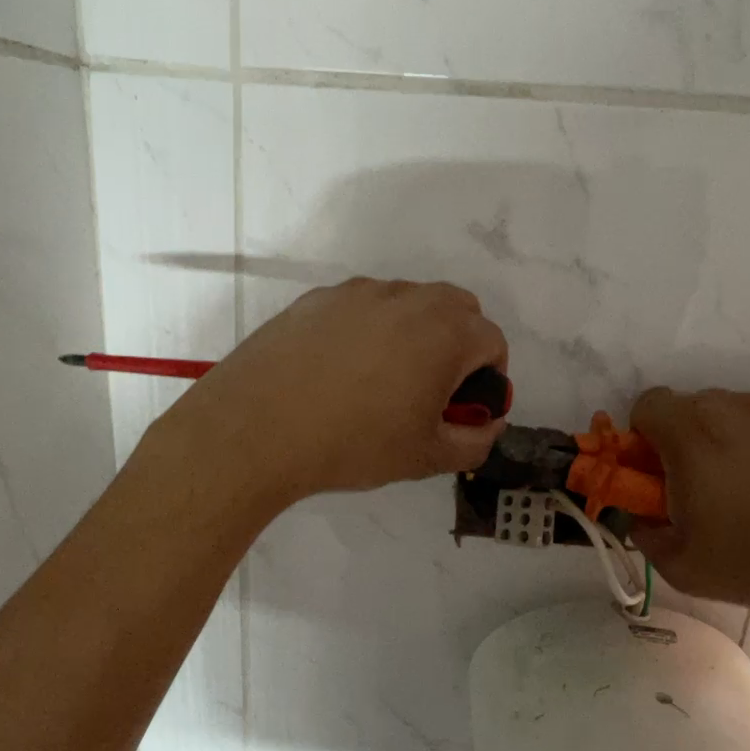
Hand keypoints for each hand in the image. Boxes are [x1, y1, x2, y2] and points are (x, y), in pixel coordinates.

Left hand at [157, 277, 507, 503]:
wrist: (257, 429)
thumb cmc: (354, 444)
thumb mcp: (426, 457)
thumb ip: (474, 442)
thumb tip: (487, 425)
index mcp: (445, 331)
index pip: (492, 341)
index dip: (488, 379)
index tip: (462, 410)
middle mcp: (407, 298)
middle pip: (456, 309)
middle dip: (457, 346)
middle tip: (430, 393)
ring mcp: (358, 293)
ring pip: (407, 304)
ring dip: (413, 335)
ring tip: (379, 385)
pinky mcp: (316, 299)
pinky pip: (361, 309)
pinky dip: (367, 332)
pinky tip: (337, 375)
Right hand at [630, 388, 749, 613]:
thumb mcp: (689, 569)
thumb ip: (648, 537)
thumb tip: (642, 518)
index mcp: (692, 436)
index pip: (648, 405)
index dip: (644, 438)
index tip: (660, 478)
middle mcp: (736, 408)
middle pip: (694, 408)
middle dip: (689, 442)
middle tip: (710, 494)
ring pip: (742, 415)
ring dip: (736, 445)